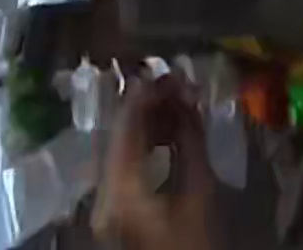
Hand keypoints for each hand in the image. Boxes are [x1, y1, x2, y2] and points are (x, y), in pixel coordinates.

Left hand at [92, 76, 214, 249]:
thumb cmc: (195, 248)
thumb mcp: (200, 192)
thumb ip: (190, 138)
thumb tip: (188, 95)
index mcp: (120, 188)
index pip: (128, 123)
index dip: (150, 91)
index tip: (175, 70)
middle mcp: (103, 193)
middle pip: (123, 133)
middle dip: (152, 104)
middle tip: (182, 83)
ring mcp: (104, 206)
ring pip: (124, 146)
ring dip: (151, 121)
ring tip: (182, 103)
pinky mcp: (113, 213)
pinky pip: (126, 164)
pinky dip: (147, 144)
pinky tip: (171, 132)